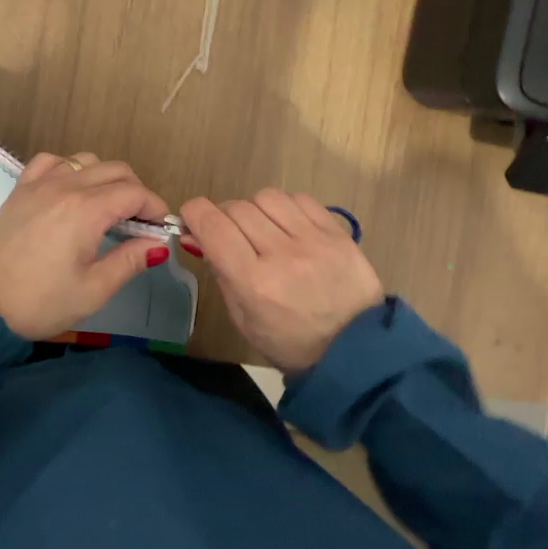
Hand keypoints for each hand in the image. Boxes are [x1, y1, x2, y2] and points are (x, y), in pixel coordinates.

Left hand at [0, 152, 172, 340]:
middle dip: (135, 192)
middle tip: (138, 223)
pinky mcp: (21, 188)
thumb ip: (129, 261)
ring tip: (107, 208)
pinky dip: (69, 168)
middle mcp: (65, 186)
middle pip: (115, 170)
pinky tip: (71, 190)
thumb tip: (158, 245)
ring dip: (105, 178)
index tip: (159, 228)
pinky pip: (51, 161)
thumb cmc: (40, 301)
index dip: (154, 207)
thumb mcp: (93, 290)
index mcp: (87, 210)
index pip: (134, 192)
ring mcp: (40, 183)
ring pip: (85, 161)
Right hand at [180, 189, 382, 372]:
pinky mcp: (337, 233)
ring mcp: (314, 240)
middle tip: (230, 236)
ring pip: (267, 197)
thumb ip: (220, 273)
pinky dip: (286, 208)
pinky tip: (288, 227)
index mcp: (254, 283)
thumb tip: (197, 236)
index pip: (213, 226)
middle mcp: (282, 255)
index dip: (194, 213)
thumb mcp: (243, 319)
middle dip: (223, 217)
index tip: (192, 219)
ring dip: (255, 210)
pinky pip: (300, 199)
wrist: (355, 351)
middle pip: (236, 208)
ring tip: (262, 229)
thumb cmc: (290, 344)